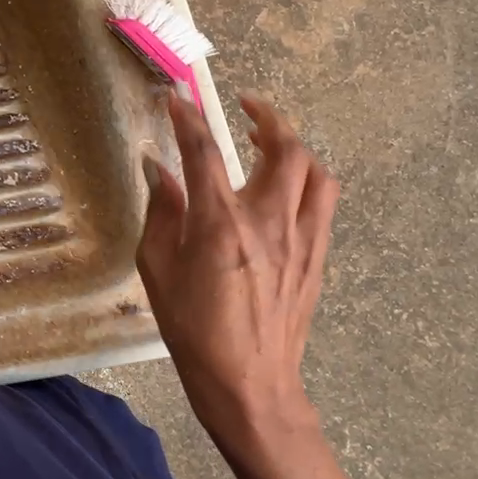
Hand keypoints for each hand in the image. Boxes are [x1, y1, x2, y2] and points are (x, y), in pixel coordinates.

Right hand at [137, 94, 339, 447]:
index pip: (204, 151)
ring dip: (293, 146)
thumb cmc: (190, 325)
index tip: (176, 96)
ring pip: (315, 173)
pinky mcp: (318, 258)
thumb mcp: (156, 265)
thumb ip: (162, 210)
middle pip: (285, 150)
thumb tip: (160, 169)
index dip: (187, 116)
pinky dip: (304, 179)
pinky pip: (322, 203)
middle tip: (243, 104)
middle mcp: (267, 223)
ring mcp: (301, 240)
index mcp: (220, 223)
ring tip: (268, 139)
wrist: (249, 382)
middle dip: (266, 117)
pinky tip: (281, 185)